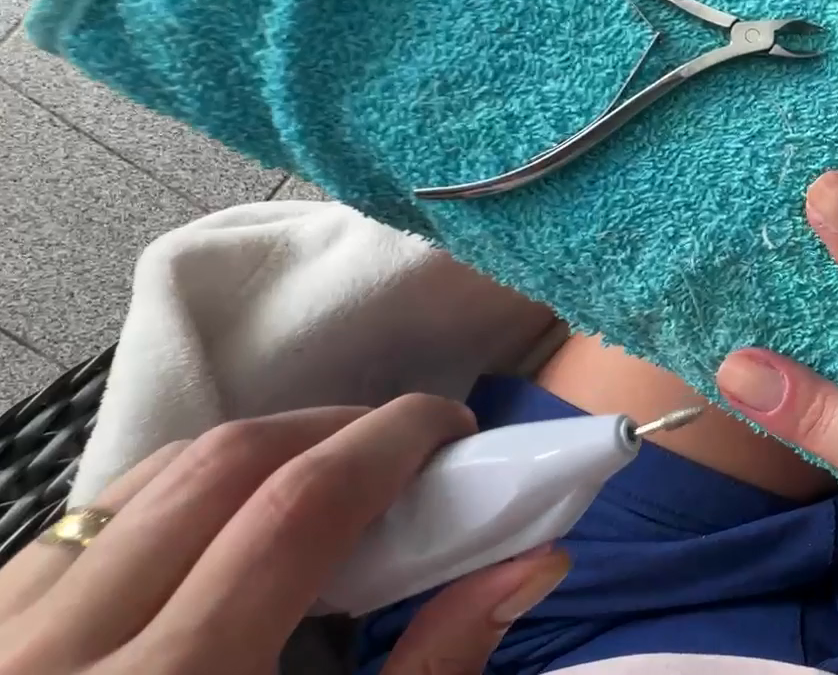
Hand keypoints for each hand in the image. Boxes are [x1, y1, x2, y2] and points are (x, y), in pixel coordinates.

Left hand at [0, 396, 570, 674]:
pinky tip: (228, 524)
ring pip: (148, 478)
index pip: (302, 503)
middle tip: (406, 449)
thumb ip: (437, 663)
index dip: (395, 436)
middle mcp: (56, 659)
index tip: (454, 429)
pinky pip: (85, 523)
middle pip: (228, 463)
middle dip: (340, 426)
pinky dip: (182, 491)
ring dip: (264, 448)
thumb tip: (541, 559)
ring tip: (327, 473)